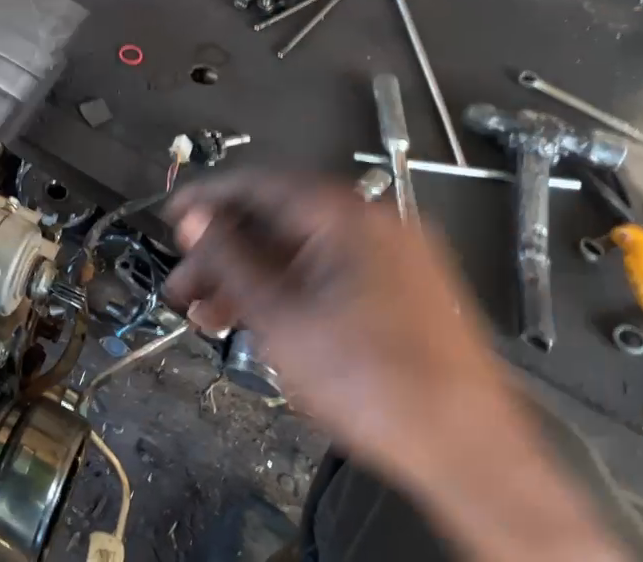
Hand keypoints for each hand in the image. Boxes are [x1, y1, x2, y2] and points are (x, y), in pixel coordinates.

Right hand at [160, 172, 631, 561]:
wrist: (470, 456)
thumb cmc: (371, 381)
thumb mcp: (277, 316)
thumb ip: (227, 258)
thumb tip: (194, 219)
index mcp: (347, 217)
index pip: (258, 185)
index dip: (206, 200)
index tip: (173, 217)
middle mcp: (376, 225)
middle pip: (278, 222)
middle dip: (223, 254)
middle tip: (185, 286)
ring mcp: (396, 260)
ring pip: (302, 253)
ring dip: (251, 279)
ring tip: (210, 317)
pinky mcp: (405, 293)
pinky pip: (330, 275)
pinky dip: (290, 292)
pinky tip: (261, 324)